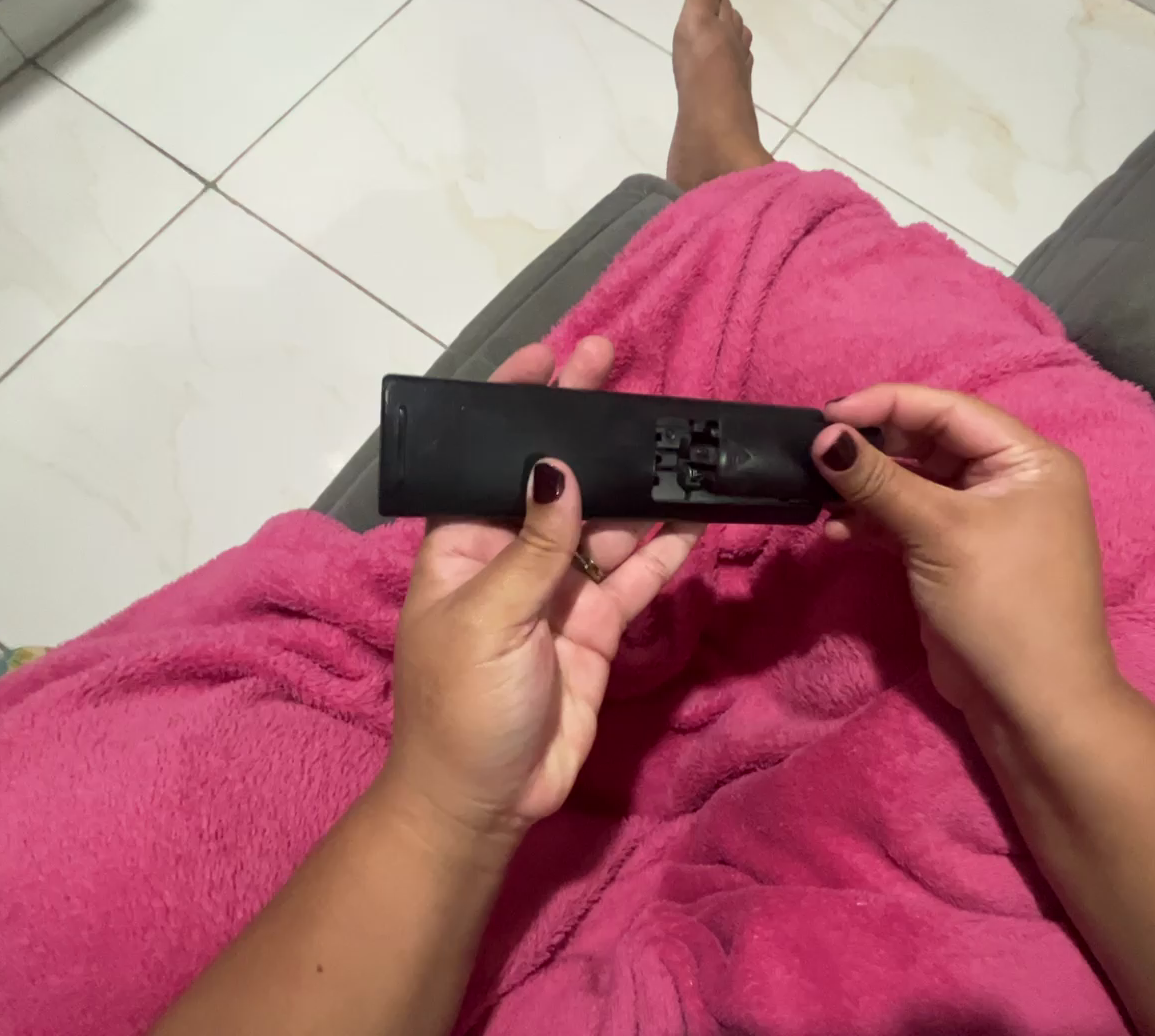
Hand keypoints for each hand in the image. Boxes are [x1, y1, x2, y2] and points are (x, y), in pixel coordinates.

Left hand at [386, 338, 704, 839]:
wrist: (489, 797)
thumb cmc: (462, 703)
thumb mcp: (488, 618)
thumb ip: (533, 546)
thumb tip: (559, 470)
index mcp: (465, 544)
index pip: (489, 460)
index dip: (514, 407)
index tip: (549, 357)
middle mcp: (513, 555)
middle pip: (555, 479)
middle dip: (582, 426)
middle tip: (613, 365)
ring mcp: (559, 589)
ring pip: (603, 524)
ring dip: (635, 487)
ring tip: (672, 438)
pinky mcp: (596, 624)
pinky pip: (632, 576)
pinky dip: (661, 550)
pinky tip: (692, 518)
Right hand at [811, 385, 1120, 719]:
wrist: (1028, 701)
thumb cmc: (1001, 602)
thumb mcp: (938, 531)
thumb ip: (878, 480)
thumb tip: (823, 437)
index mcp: (1026, 460)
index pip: (947, 410)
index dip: (885, 405)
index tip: (827, 415)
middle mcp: (1004, 480)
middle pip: (925, 443)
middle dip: (870, 450)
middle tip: (817, 455)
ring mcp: (976, 518)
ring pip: (908, 482)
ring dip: (864, 489)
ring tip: (821, 498)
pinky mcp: (949, 551)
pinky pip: (903, 518)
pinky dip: (870, 521)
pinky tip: (837, 532)